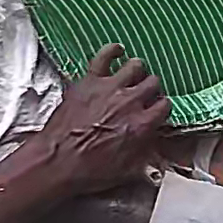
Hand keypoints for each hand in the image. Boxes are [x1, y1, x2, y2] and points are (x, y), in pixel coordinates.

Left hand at [31, 44, 169, 194]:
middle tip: (144, 95)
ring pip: (135, 66)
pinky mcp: (89, 81)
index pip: (165, 105)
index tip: (156, 111)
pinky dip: (113, 51)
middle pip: (153, 83)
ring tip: (133, 76)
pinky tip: (117, 51)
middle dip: (151, 89)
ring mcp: (110, 88)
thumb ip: (146, 158)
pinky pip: (105, 56)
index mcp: (142, 124)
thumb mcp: (127, 171)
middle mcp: (130, 102)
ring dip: (137, 71)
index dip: (161, 108)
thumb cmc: (90, 170)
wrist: (57, 161)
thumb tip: (156, 158)